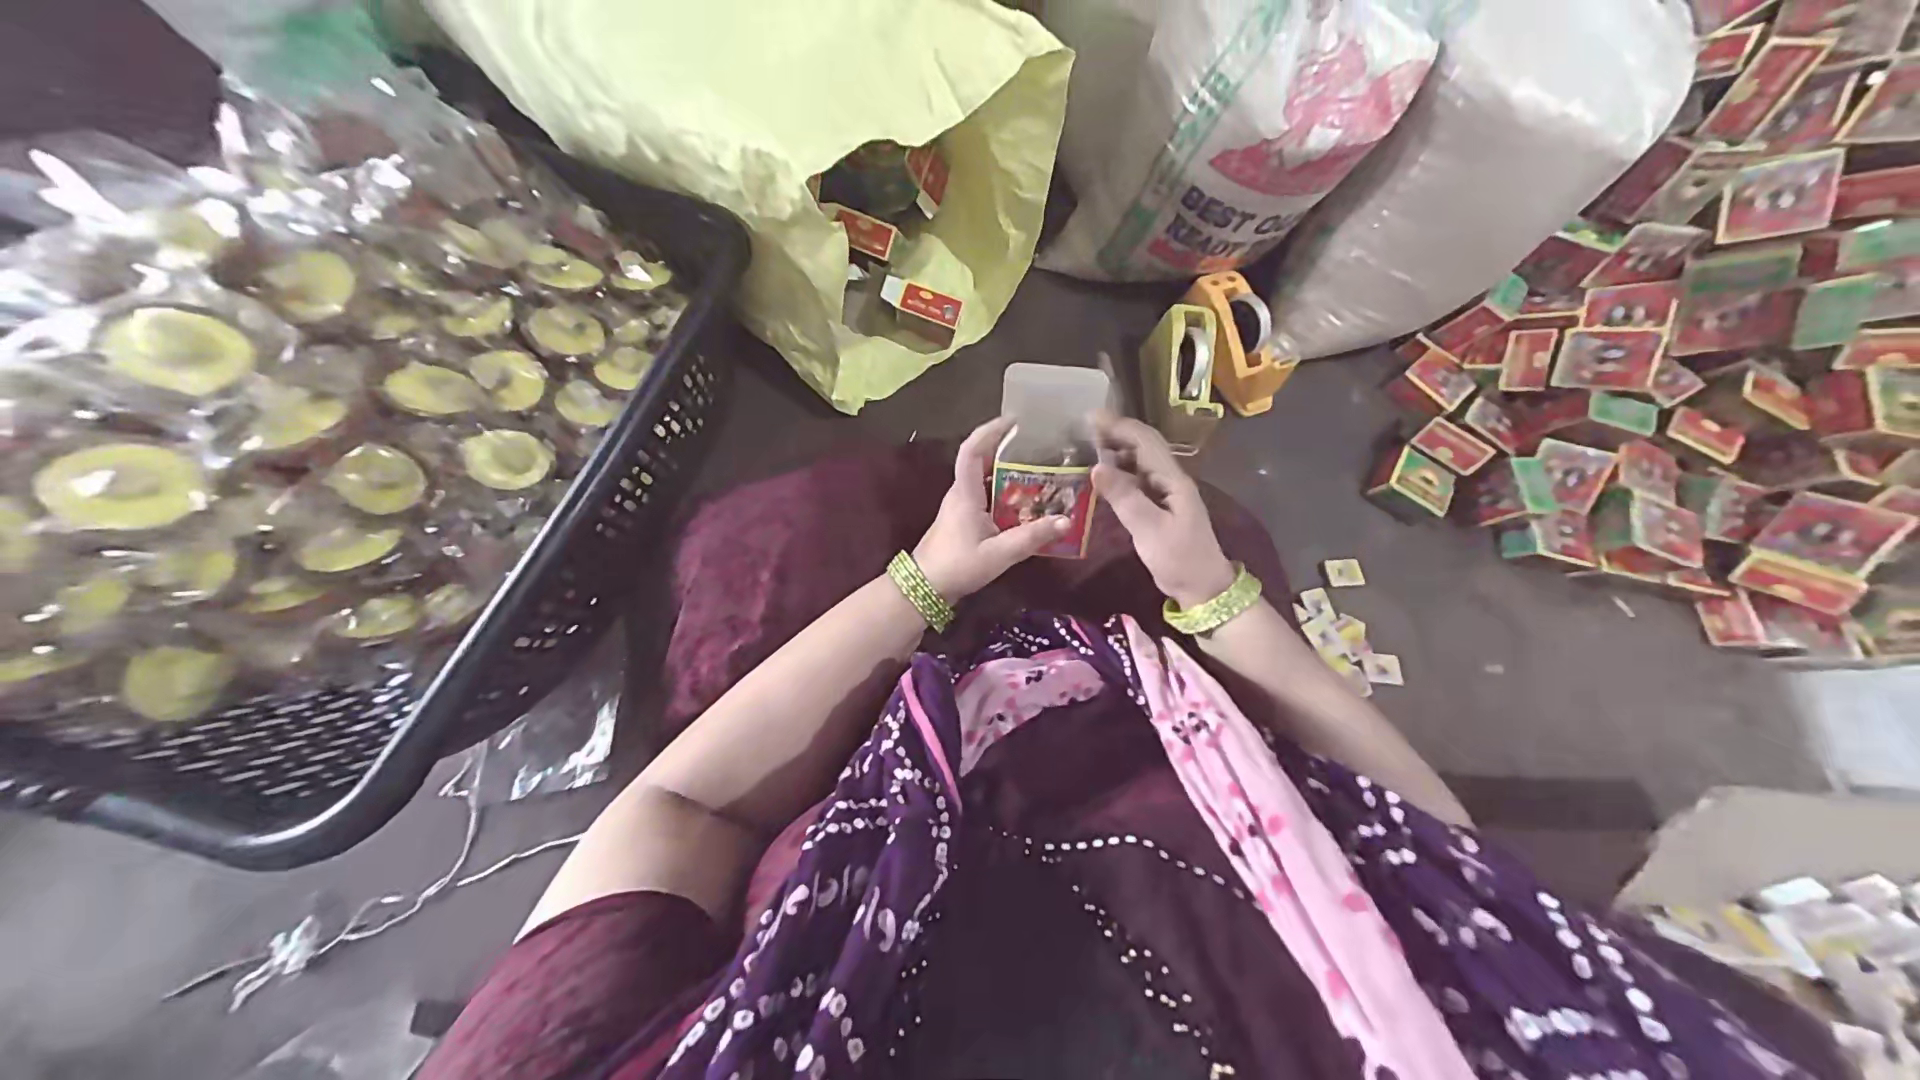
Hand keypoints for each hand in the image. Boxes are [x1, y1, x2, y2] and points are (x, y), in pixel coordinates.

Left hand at [912, 416, 1070, 600]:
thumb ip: (1032, 537)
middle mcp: (961, 493)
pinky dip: (1004, 490)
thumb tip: (1066, 520)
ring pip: (984, 477)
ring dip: (1007, 470)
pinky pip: (985, 494)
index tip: (1014, 420)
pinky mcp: (962, 518)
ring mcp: (960, 505)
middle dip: (1007, 447)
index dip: (990, 430)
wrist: (925, 587)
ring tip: (1039, 468)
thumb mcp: (998, 554)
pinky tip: (1025, 500)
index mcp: (965, 493)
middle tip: (1038, 445)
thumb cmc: (957, 566)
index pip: (972, 450)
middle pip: (981, 459)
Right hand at [1091, 412, 1235, 608]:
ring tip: (1086, 448)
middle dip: (1116, 433)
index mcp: (1172, 480)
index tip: (1090, 417)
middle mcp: (1170, 480)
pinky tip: (1100, 476)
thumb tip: (1096, 467)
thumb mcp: (1149, 530)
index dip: (1119, 426)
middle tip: (1083, 428)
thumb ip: (1124, 497)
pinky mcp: (1158, 507)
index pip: (1145, 441)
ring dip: (1115, 450)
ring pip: (1139, 462)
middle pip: (1143, 446)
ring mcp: (1165, 493)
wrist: (1203, 588)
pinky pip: (1136, 480)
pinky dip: (1118, 472)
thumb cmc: (1179, 559)